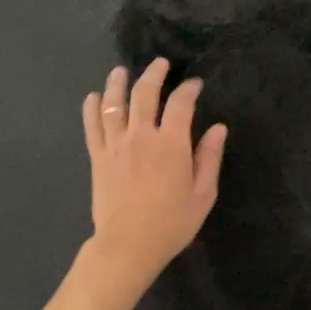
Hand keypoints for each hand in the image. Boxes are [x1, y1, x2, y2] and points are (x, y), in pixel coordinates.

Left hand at [80, 58, 227, 290]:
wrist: (128, 244)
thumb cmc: (172, 224)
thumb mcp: (202, 195)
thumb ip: (209, 158)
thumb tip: (218, 128)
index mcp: (172, 144)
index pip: (181, 103)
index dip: (189, 89)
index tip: (195, 85)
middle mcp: (142, 135)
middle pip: (145, 93)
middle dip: (154, 74)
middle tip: (160, 65)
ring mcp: (116, 144)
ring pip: (114, 102)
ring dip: (118, 82)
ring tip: (121, 72)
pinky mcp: (98, 157)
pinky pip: (92, 124)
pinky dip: (92, 107)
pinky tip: (94, 97)